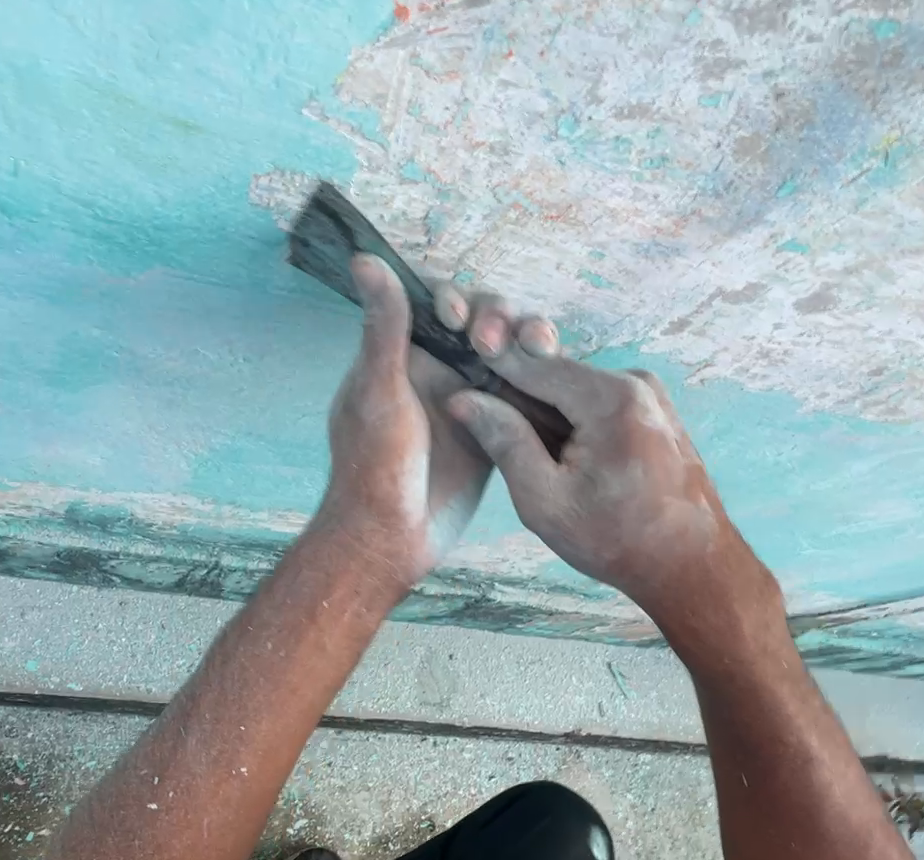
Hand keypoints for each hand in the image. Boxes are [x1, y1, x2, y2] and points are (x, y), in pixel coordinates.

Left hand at [314, 254, 508, 589]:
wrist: (394, 535)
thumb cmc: (374, 463)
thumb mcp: (378, 389)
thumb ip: (384, 326)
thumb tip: (365, 259)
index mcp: (403, 355)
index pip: (434, 304)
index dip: (453, 299)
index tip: (457, 320)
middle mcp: (437, 371)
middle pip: (480, 322)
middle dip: (498, 317)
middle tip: (497, 342)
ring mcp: (468, 399)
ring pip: (507, 354)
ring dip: (526, 342)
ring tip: (541, 347)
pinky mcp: (494, 428)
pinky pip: (523, 392)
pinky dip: (541, 379)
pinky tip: (558, 373)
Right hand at [445, 338, 779, 654]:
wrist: (691, 565)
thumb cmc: (615, 540)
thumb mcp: (543, 498)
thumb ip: (504, 441)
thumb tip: (463, 400)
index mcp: (611, 397)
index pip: (532, 362)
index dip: (489, 363)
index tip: (455, 360)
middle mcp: (635, 381)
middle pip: (553, 373)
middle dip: (516, 396)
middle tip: (483, 421)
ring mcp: (649, 394)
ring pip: (571, 389)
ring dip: (542, 414)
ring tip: (527, 454)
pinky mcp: (652, 411)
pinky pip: (593, 403)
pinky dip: (568, 422)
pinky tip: (559, 458)